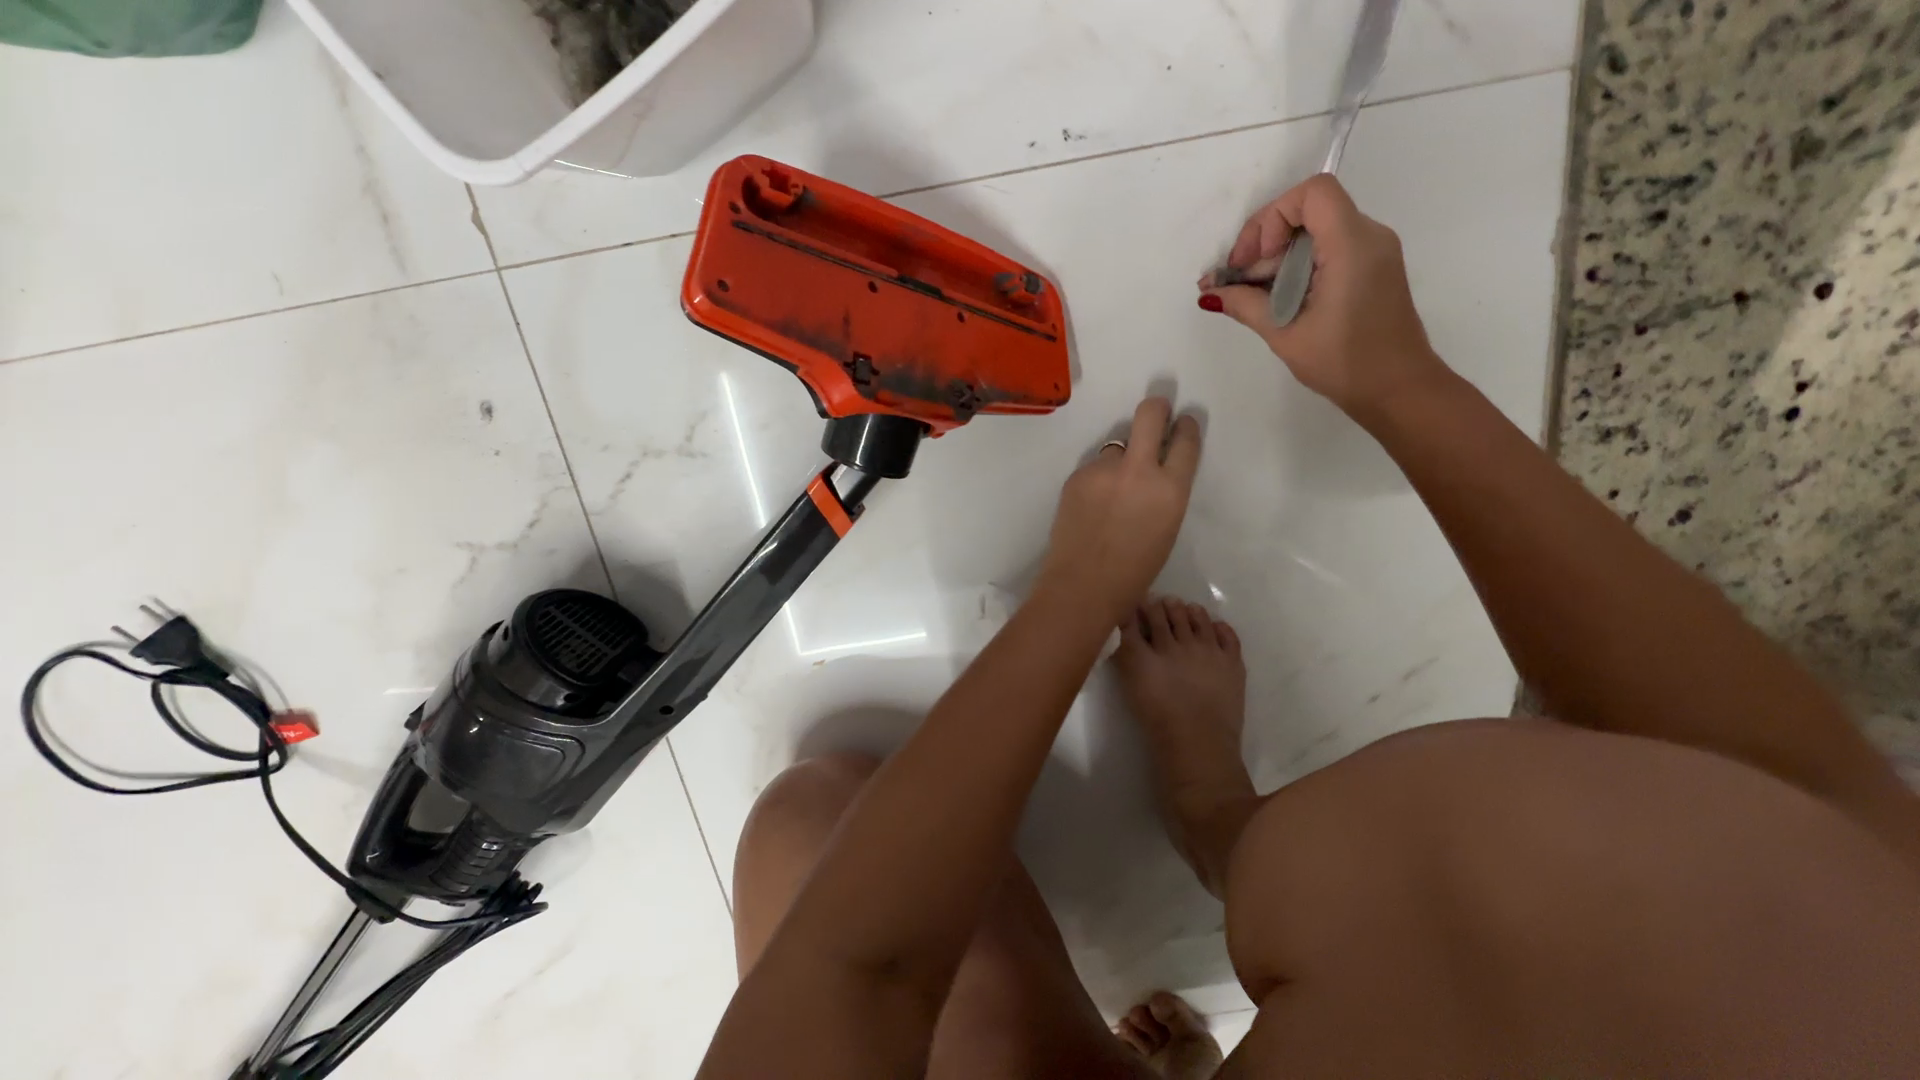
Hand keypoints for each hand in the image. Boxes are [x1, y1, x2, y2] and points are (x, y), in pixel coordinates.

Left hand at [1040, 397, 1201, 621]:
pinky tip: (1092, 506)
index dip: (1186, 427)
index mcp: (1170, 490)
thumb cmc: (1135, 571)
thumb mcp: (1166, 529)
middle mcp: (1139, 471)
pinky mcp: (1077, 476)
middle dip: (1156, 407)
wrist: (1083, 586)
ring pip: (1117, 448)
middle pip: (1149, 414)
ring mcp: (1103, 470)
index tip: (1184, 422)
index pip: (1185, 442)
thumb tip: (1154, 472)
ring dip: (1120, 459)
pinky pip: (1094, 468)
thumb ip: (1164, 494)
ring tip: (1112, 492)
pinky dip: (1097, 480)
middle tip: (1157, 409)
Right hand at [1201, 174, 1449, 414]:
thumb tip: (1210, 293)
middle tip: (1237, 281)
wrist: (1399, 390)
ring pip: (1316, 230)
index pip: (1311, 194)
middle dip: (1266, 240)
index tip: (1256, 258)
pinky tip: (1276, 297)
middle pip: (1309, 210)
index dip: (1273, 217)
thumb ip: (1246, 305)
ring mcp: (1373, 251)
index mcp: (1351, 245)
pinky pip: (1328, 248)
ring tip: (1249, 294)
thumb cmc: (1345, 363)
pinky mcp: (1371, 268)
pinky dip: (1298, 264)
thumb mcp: (1286, 334)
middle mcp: (1368, 237)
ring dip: (1278, 255)